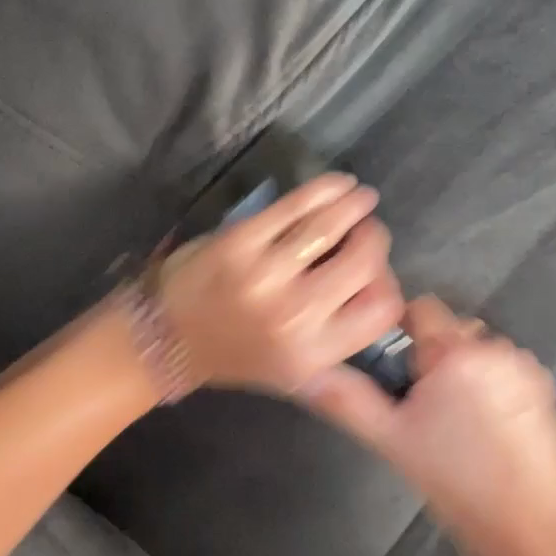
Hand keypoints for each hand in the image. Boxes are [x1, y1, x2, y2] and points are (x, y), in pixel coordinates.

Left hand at [155, 172, 404, 393]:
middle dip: (374, 239)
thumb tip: (381, 291)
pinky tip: (338, 185)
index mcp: (313, 353)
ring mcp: (266, 275)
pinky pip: (297, 205)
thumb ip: (339, 344)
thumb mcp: (295, 370)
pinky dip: (325, 189)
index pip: (382, 310)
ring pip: (331, 227)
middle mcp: (295, 316)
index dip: (389, 285)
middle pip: (365, 262)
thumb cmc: (237, 354)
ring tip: (360, 198)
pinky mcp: (240, 242)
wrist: (166, 340)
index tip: (376, 272)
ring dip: (354, 205)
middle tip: (368, 230)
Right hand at [300, 295, 555, 555]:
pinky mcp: (543, 383)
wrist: (530, 525)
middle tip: (427, 404)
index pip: (421, 309)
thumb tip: (309, 374)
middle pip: (450, 330)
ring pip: (478, 349)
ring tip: (460, 420)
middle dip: (435, 357)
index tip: (400, 368)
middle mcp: (491, 347)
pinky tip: (489, 425)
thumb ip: (348, 400)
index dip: (404, 334)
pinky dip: (493, 383)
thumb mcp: (392, 441)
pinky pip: (505, 366)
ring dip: (465, 369)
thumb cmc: (455, 483)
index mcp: (452, 353)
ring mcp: (521, 364)